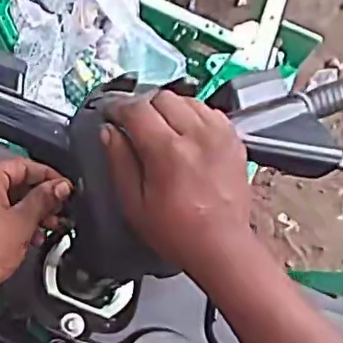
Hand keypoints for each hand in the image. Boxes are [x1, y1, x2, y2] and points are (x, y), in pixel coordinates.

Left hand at [0, 158, 71, 311]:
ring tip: (46, 224)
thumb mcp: (22, 222)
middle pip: (13, 180)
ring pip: (4, 196)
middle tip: (57, 208)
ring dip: (28, 210)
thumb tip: (58, 187)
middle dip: (39, 197)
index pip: (23, 164)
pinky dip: (11, 217)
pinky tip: (28, 232)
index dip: (49, 177)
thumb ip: (44, 199)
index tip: (63, 187)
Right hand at [100, 92, 266, 280]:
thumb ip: (119, 162)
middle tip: (132, 125)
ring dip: (168, 109)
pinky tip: (184, 135)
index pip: (136, 108)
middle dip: (142, 107)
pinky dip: (192, 116)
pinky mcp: (233, 139)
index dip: (117, 108)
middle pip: (161, 97)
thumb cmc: (178, 232)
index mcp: (167, 151)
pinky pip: (208, 111)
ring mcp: (219, 134)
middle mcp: (197, 135)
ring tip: (159, 130)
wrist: (220, 245)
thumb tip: (109, 134)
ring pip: (186, 99)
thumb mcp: (134, 203)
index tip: (110, 115)